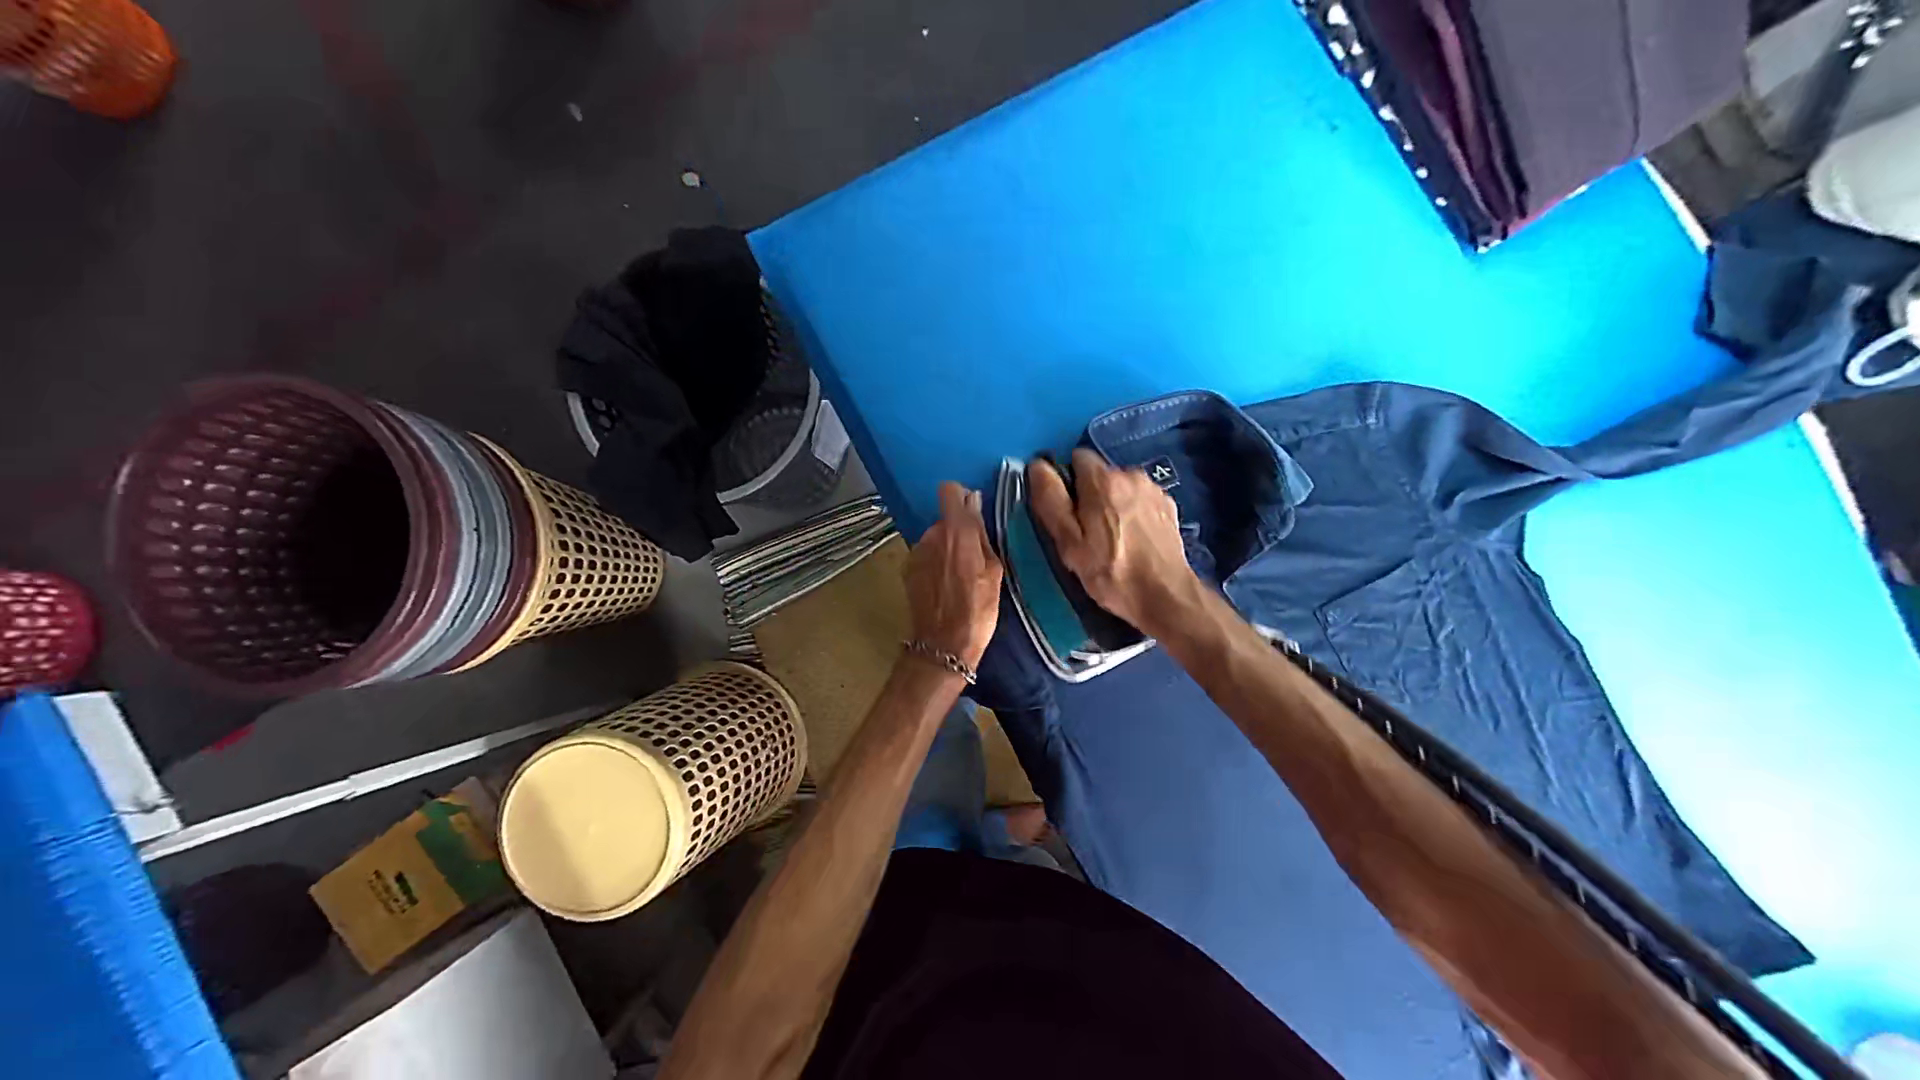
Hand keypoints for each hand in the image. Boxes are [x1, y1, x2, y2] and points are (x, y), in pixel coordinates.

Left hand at [905, 482, 1003, 668]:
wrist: (944, 643)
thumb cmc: (978, 609)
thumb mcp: (994, 571)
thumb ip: (982, 535)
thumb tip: (975, 507)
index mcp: (957, 531)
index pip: (949, 491)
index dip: (960, 496)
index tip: (971, 510)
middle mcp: (932, 535)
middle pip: (944, 519)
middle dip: (957, 530)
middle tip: (973, 555)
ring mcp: (916, 552)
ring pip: (934, 538)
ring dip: (945, 547)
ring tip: (959, 574)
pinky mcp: (907, 569)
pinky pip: (925, 555)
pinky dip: (933, 563)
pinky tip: (943, 585)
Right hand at [1028, 448, 1201, 636]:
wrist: (1165, 596)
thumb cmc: (1110, 572)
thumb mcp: (1069, 542)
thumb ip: (1050, 499)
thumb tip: (1037, 465)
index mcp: (1103, 479)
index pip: (1076, 458)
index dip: (1067, 483)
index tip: (1068, 513)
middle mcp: (1131, 474)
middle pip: (1099, 474)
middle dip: (1090, 496)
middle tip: (1088, 534)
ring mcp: (1153, 489)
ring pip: (1120, 487)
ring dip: (1113, 504)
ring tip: (1113, 539)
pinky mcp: (1168, 506)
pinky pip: (1140, 499)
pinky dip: (1133, 513)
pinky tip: (1134, 541)